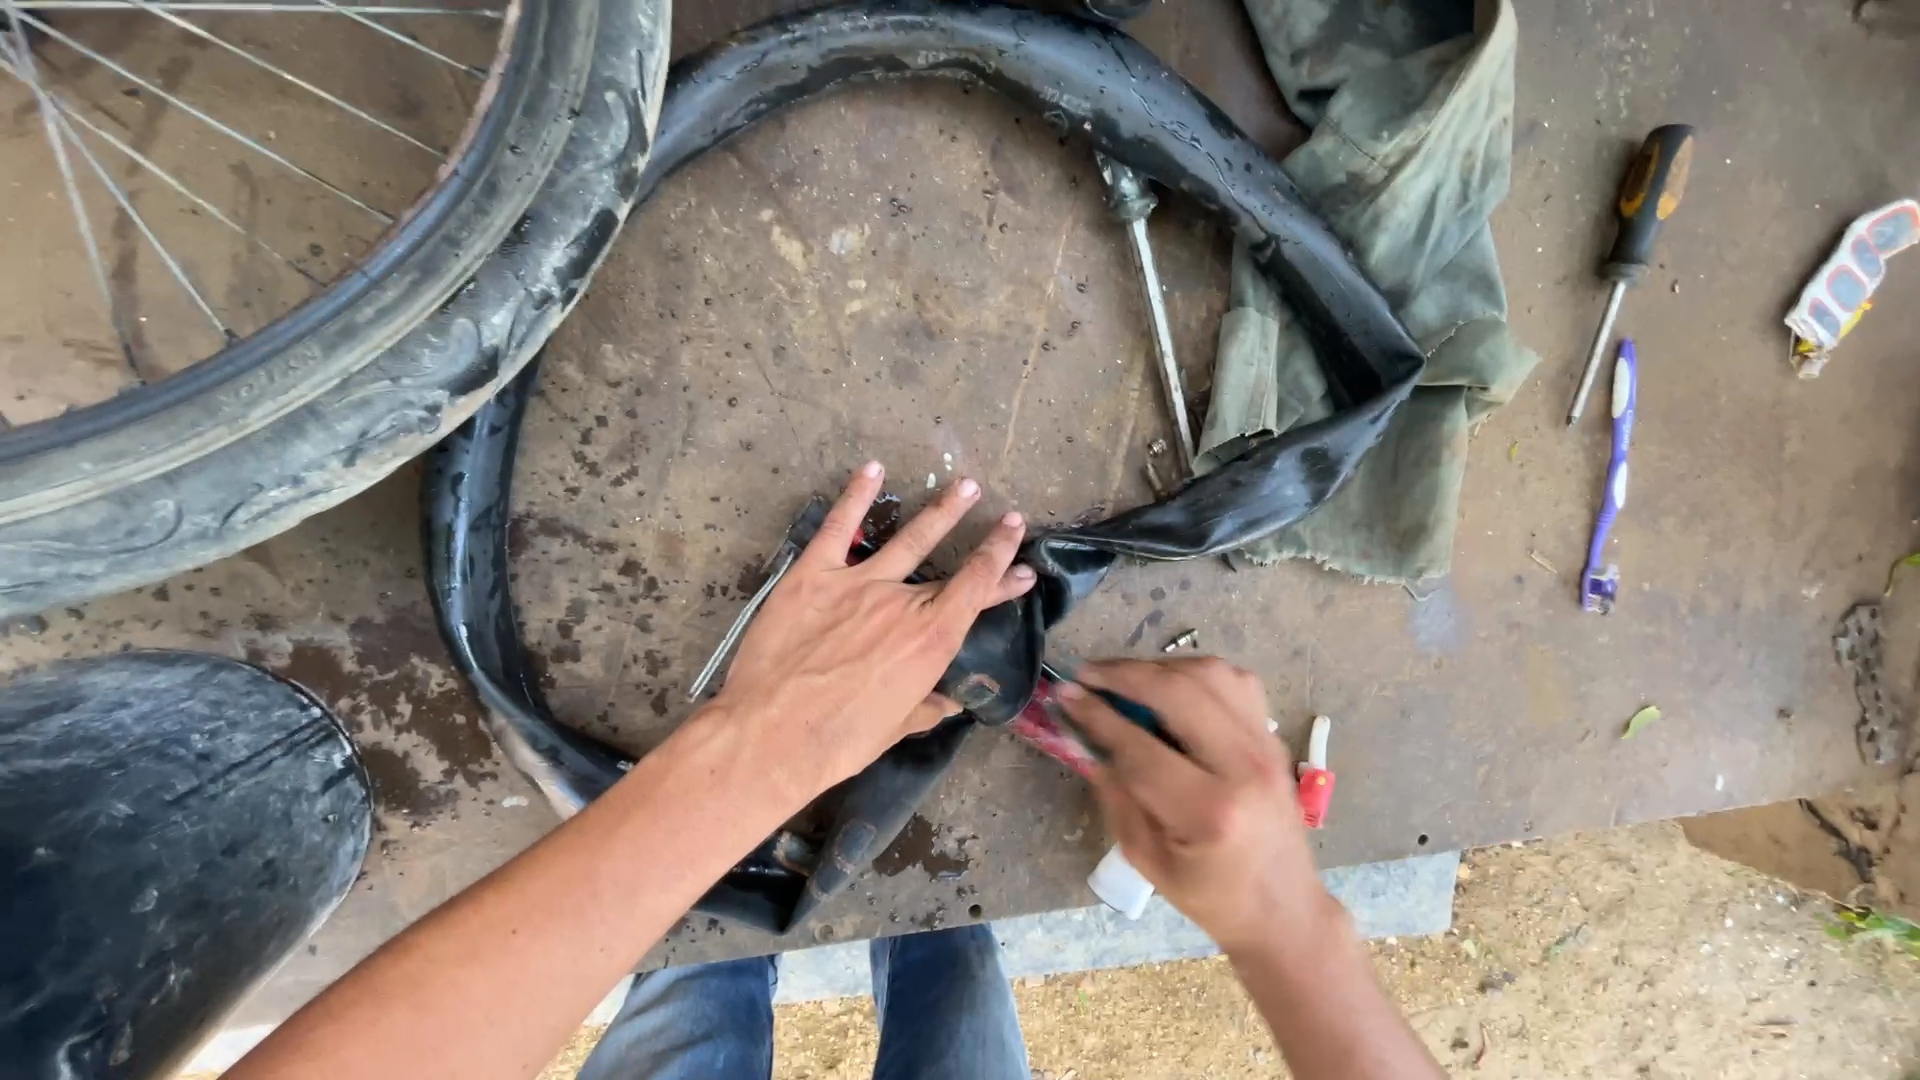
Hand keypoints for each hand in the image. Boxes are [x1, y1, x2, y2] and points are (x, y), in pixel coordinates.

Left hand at [707, 461, 1033, 797]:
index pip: (977, 592)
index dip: (1004, 569)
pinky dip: (856, 496)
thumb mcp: (895, 728)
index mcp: (930, 640)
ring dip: (942, 510)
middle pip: (956, 567)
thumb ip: (926, 708)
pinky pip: (839, 527)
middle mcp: (903, 602)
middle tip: (1008, 515)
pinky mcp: (813, 574)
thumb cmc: (840, 740)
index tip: (1024, 558)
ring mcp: (858, 582)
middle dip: (988, 543)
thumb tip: (950, 704)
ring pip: (909, 537)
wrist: (773, 733)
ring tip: (965, 485)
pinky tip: (872, 470)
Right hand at [1060, 657, 1336, 955]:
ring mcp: (1266, 746)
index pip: (1139, 745)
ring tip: (1125, 679)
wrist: (1284, 907)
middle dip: (1124, 674)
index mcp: (1208, 811)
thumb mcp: (1144, 856)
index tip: (1065, 694)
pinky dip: (1195, 672)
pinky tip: (1170, 686)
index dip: (1096, 714)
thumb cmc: (1209, 893)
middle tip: (1088, 674)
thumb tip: (1085, 735)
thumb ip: (1114, 792)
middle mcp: (1244, 768)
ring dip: (1159, 667)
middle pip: (1178, 692)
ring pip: (1209, 674)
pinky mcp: (1274, 737)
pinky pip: (1234, 681)